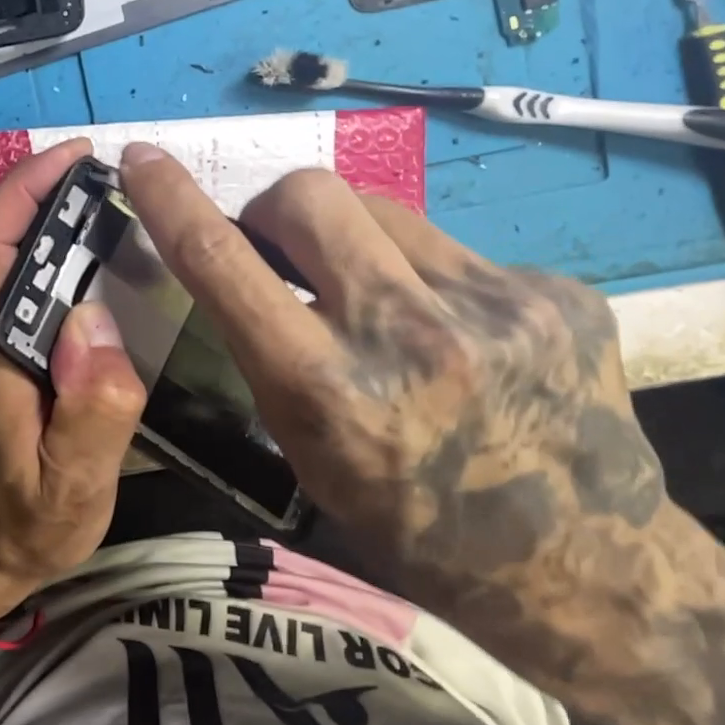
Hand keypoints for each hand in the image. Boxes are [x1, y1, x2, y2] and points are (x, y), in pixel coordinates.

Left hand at [0, 139, 147, 675]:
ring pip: (9, 261)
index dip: (24, 194)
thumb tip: (96, 321)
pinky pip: (25, 287)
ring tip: (116, 202)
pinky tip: (104, 261)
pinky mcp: (2, 357)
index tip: (76, 159)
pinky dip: (56, 256)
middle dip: (41, 192)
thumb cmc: (26, 524)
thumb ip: (91, 411)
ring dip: (48, 219)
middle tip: (111, 172)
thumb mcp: (72, 485)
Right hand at [117, 143, 724, 724]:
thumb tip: (238, 259)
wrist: (583, 566)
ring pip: (376, 203)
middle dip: (272, 210)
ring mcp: (493, 306)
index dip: (168, 199)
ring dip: (344, 233)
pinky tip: (446, 326)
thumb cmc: (403, 517)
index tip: (140, 158)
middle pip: (308, 194)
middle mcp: (406, 334)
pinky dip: (416, 268)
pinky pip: (445, 243)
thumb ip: (263, 347)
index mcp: (324, 386)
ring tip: (365, 291)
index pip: (221, 260)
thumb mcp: (299, 446)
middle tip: (277, 253)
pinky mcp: (556, 293)